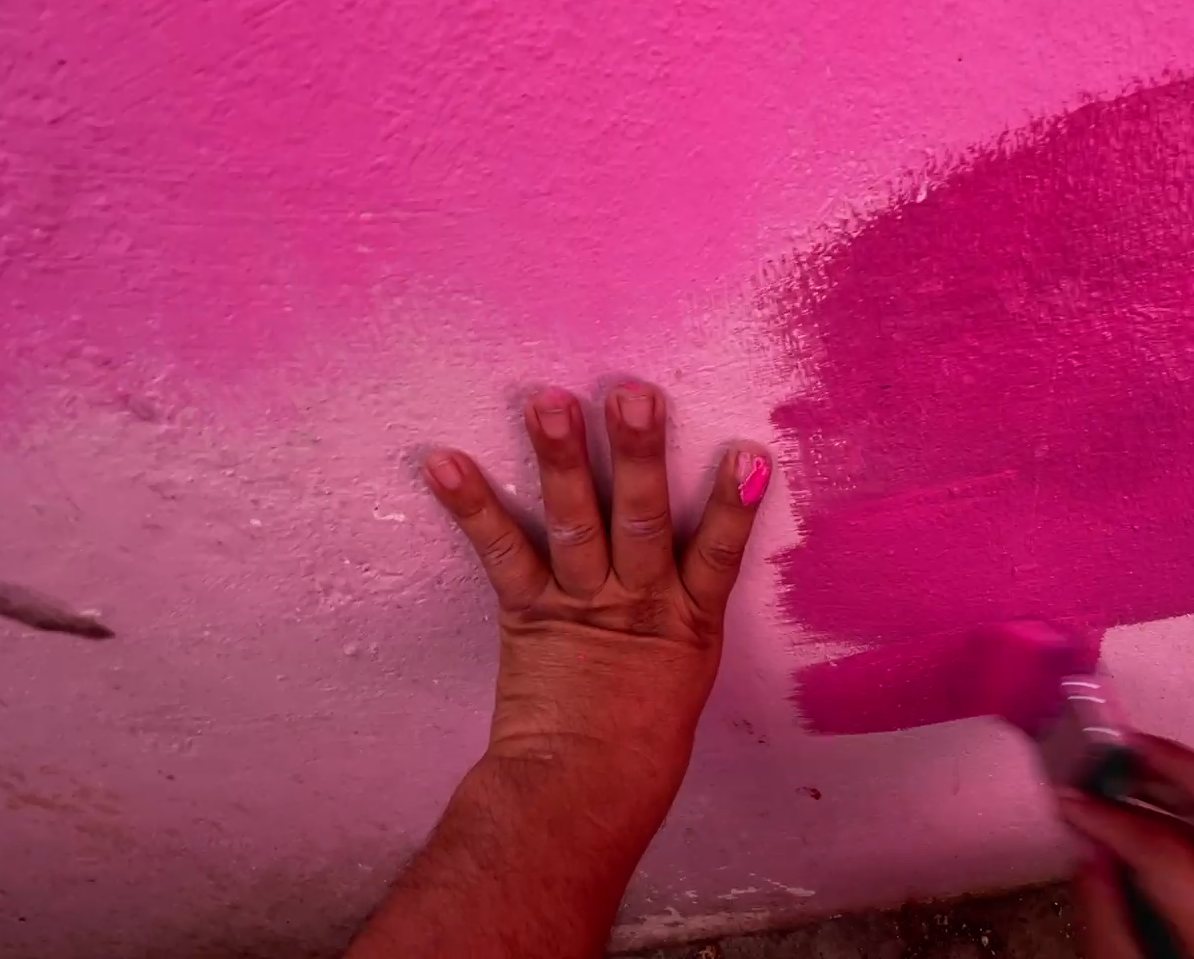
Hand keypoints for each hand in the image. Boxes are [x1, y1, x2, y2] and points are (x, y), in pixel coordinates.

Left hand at [349, 381, 768, 958]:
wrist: (580, 796)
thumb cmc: (646, 736)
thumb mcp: (687, 669)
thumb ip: (685, 608)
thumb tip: (689, 556)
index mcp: (689, 621)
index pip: (721, 554)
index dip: (735, 506)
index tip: (749, 455)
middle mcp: (638, 602)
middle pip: (642, 521)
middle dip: (640, 457)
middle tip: (633, 396)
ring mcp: (580, 605)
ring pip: (575, 524)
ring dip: (561, 461)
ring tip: (548, 402)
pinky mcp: (527, 614)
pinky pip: (502, 554)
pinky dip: (474, 507)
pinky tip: (445, 460)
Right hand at [1058, 735, 1193, 958]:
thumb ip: (1102, 916)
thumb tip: (1086, 842)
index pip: (1168, 849)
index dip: (1110, 816)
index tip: (1068, 798)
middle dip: (1175, 761)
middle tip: (1117, 749)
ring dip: (1182, 778)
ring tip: (1126, 771)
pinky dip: (1188, 809)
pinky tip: (1147, 812)